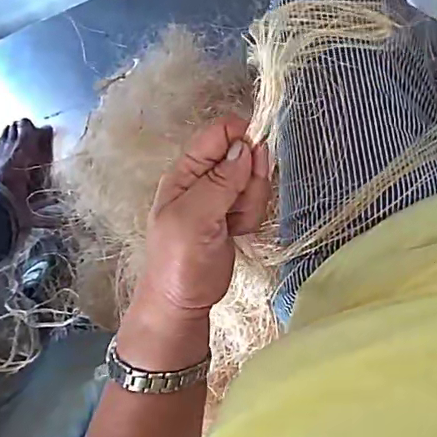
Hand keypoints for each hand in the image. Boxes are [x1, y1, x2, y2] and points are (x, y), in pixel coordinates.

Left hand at [135, 116, 272, 322]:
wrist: (182, 303)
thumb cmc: (179, 261)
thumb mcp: (195, 219)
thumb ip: (220, 182)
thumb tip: (244, 146)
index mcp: (187, 171)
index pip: (219, 133)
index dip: (243, 137)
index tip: (258, 159)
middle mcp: (204, 178)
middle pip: (244, 154)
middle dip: (251, 179)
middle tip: (239, 206)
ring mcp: (220, 196)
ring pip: (254, 179)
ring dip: (252, 201)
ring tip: (234, 225)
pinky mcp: (234, 214)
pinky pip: (255, 200)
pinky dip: (252, 216)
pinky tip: (237, 232)